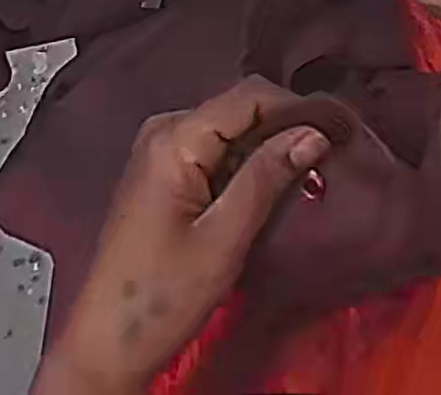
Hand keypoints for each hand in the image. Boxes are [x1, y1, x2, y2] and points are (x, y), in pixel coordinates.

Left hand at [33, 78, 331, 394]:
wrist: (104, 344)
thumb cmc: (161, 296)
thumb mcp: (223, 240)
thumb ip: (266, 178)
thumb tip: (313, 133)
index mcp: (174, 138)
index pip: (247, 97)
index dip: (295, 106)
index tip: (335, 128)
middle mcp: (165, 128)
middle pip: (238, 107)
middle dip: (284, 124)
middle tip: (326, 152)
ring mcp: (160, 145)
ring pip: (229, 125)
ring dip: (267, 143)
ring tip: (305, 168)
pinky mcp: (163, 166)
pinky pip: (214, 144)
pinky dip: (245, 158)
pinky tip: (267, 182)